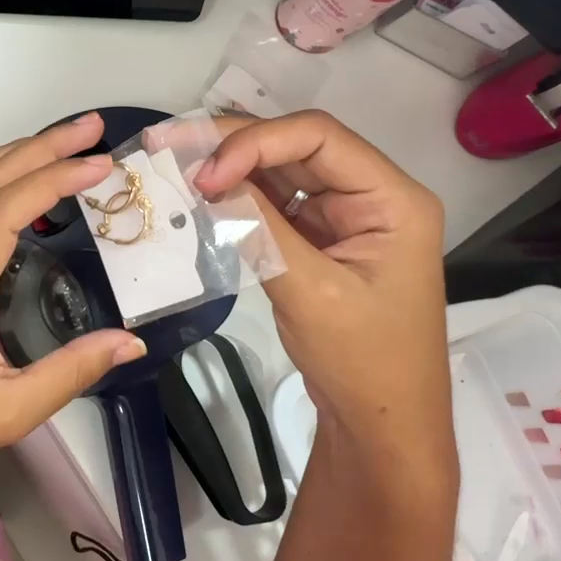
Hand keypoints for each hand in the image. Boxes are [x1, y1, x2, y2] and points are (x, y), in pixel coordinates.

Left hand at [0, 114, 147, 488]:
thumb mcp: (9, 410)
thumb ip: (71, 373)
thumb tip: (130, 340)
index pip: (5, 211)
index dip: (53, 179)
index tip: (99, 165)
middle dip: (40, 147)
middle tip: (91, 130)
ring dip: (12, 154)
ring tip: (61, 142)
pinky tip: (16, 180)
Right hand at [191, 111, 450, 458]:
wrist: (380, 423)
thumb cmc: (362, 360)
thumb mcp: (309, 289)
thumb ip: (259, 226)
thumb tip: (207, 178)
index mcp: (391, 199)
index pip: (318, 137)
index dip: (255, 142)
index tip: (206, 176)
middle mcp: (370, 194)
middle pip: (296, 145)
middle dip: (233, 143)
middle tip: (169, 144)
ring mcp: (342, 215)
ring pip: (279, 169)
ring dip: (228, 164)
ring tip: (174, 160)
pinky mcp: (317, 237)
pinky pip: (272, 201)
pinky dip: (235, 194)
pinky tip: (199, 192)